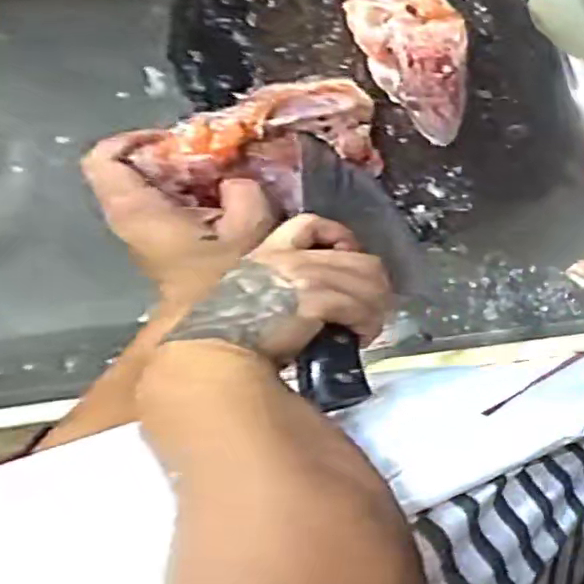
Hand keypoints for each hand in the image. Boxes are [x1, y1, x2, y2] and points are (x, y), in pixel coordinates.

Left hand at [83, 130, 275, 302]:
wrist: (223, 319)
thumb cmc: (230, 274)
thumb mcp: (251, 225)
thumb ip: (244, 191)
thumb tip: (236, 180)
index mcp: (138, 209)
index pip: (105, 158)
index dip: (136, 139)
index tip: (181, 137)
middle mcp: (132, 216)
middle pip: (137, 169)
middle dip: (179, 156)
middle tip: (222, 156)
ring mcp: (148, 229)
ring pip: (159, 185)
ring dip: (195, 175)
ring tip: (233, 176)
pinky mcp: (167, 238)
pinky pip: (175, 202)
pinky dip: (202, 193)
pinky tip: (234, 199)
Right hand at [163, 215, 392, 366]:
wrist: (206, 358)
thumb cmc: (213, 336)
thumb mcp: (236, 296)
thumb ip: (273, 285)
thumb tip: (314, 299)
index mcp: (266, 255)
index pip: (309, 224)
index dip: (340, 236)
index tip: (350, 255)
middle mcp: (288, 259)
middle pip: (361, 260)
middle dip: (373, 285)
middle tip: (370, 308)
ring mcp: (304, 276)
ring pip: (368, 282)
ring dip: (376, 306)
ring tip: (368, 326)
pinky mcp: (317, 299)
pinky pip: (360, 307)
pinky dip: (367, 323)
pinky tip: (361, 337)